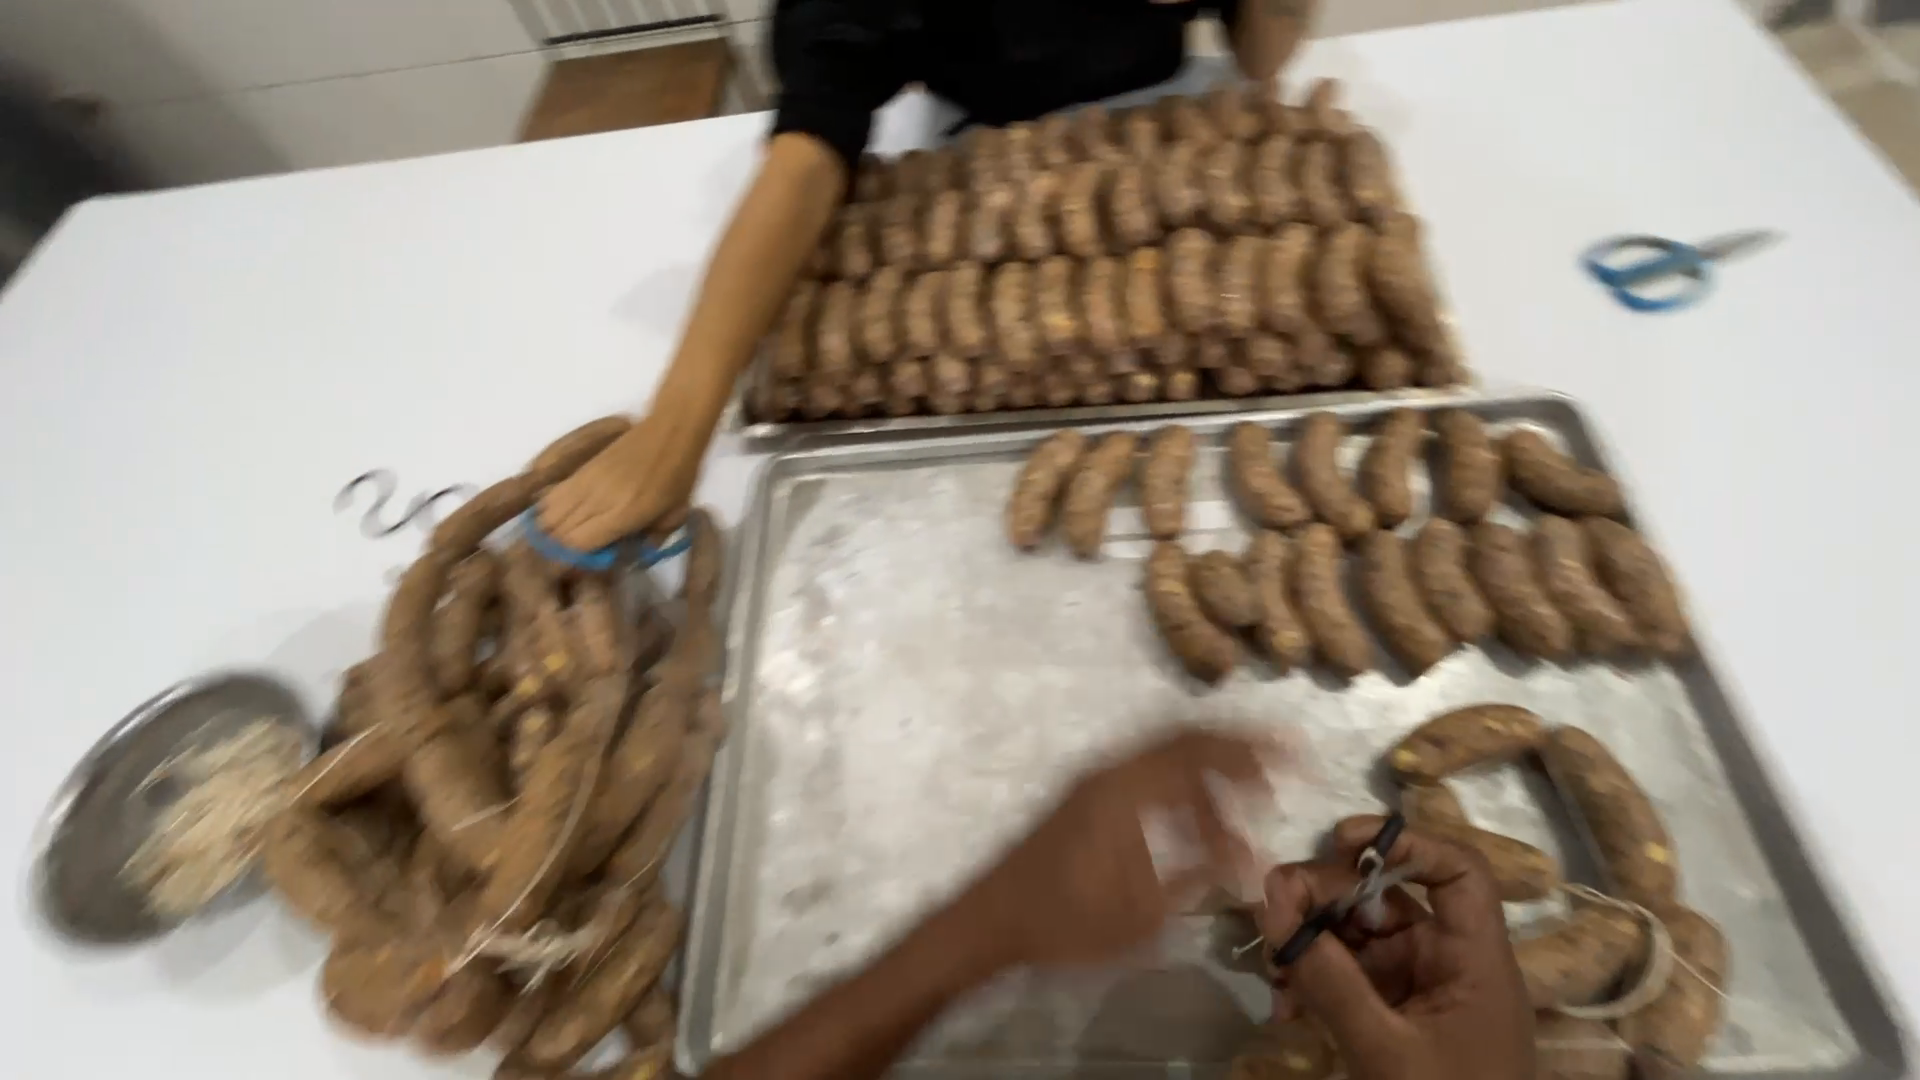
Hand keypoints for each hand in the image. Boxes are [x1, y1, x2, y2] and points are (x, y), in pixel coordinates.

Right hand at [536, 395, 712, 550]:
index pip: (576, 545)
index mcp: (622, 515)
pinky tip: (558, 520)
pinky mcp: (579, 470)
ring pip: (546, 514)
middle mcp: (596, 500)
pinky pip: (550, 495)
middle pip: (556, 532)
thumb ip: (652, 541)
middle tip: (564, 562)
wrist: (669, 433)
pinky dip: (547, 512)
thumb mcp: (674, 516)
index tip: (574, 573)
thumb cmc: (678, 477)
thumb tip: (628, 559)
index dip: (569, 563)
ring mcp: (584, 482)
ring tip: (558, 544)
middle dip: (555, 552)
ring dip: (548, 532)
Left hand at [954, 730, 1280, 970]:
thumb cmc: (1064, 921)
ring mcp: (1094, 776)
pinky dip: (1182, 774)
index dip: (1251, 752)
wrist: (992, 916)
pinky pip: (1146, 764)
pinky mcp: (1086, 791)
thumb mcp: (1141, 914)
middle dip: (1236, 746)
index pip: (1200, 750)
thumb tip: (1249, 857)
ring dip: (1209, 760)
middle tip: (1279, 764)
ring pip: (1164, 747)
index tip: (1293, 765)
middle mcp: (1110, 768)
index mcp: (1124, 788)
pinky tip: (1200, 805)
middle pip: (1183, 735)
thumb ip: (1198, 876)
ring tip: (1249, 787)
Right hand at [1258, 816, 1534, 1079]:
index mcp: (1472, 960)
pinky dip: (1307, 972)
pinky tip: (1284, 1000)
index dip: (1403, 842)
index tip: (1339, 843)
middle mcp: (1442, 956)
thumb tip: (1274, 911)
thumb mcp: (1389, 1053)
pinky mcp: (1384, 1004)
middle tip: (1272, 915)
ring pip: (1348, 926)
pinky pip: (1338, 965)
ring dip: (1303, 937)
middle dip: (1318, 895)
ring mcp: (1410, 980)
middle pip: (1377, 891)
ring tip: (1273, 971)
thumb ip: (1332, 982)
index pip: (1457, 871)